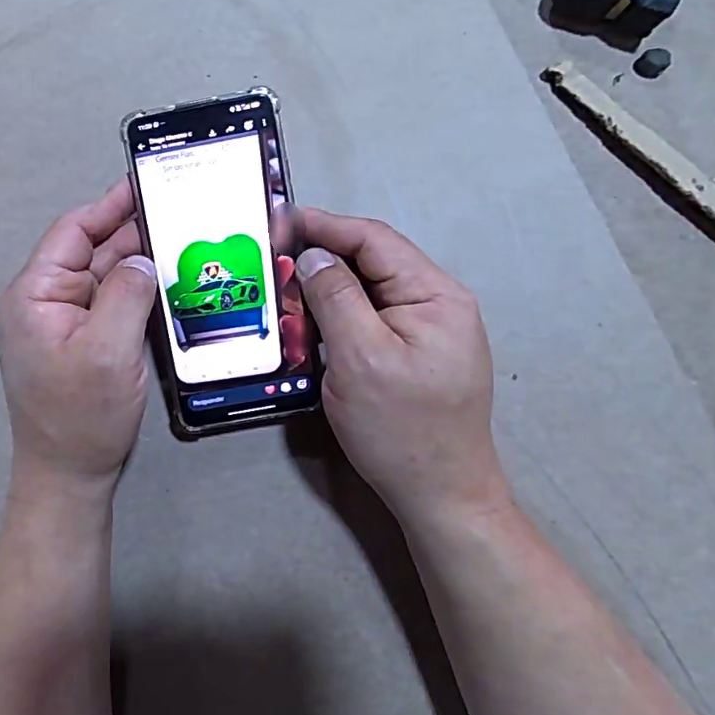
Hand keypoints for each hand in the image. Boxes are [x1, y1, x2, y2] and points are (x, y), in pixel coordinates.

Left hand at [0, 180, 160, 490]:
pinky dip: (138, 293)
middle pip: (91, 253)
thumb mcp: (108, 350)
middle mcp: (45, 303)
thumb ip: (127, 294)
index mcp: (35, 295)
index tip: (143, 185)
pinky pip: (112, 305)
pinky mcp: (83, 342)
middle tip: (177, 214)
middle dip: (132, 234)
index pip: (73, 234)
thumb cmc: (81, 418)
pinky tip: (167, 284)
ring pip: (105, 279)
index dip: (109, 207)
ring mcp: (64, 324)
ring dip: (139, 265)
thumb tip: (143, 260)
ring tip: (181, 244)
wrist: (69, 475)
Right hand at [294, 208, 500, 517]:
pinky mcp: (412, 354)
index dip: (326, 225)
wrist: (440, 494)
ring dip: (326, 290)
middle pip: (372, 263)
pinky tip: (311, 325)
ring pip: (367, 292)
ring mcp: (426, 330)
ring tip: (286, 293)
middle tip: (274, 262)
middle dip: (322, 259)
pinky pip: (369, 320)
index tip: (281, 220)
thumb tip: (313, 256)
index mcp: (434, 295)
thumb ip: (337, 297)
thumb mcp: (361, 358)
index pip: (375, 240)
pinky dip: (338, 316)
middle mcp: (435, 304)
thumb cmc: (401, 428)